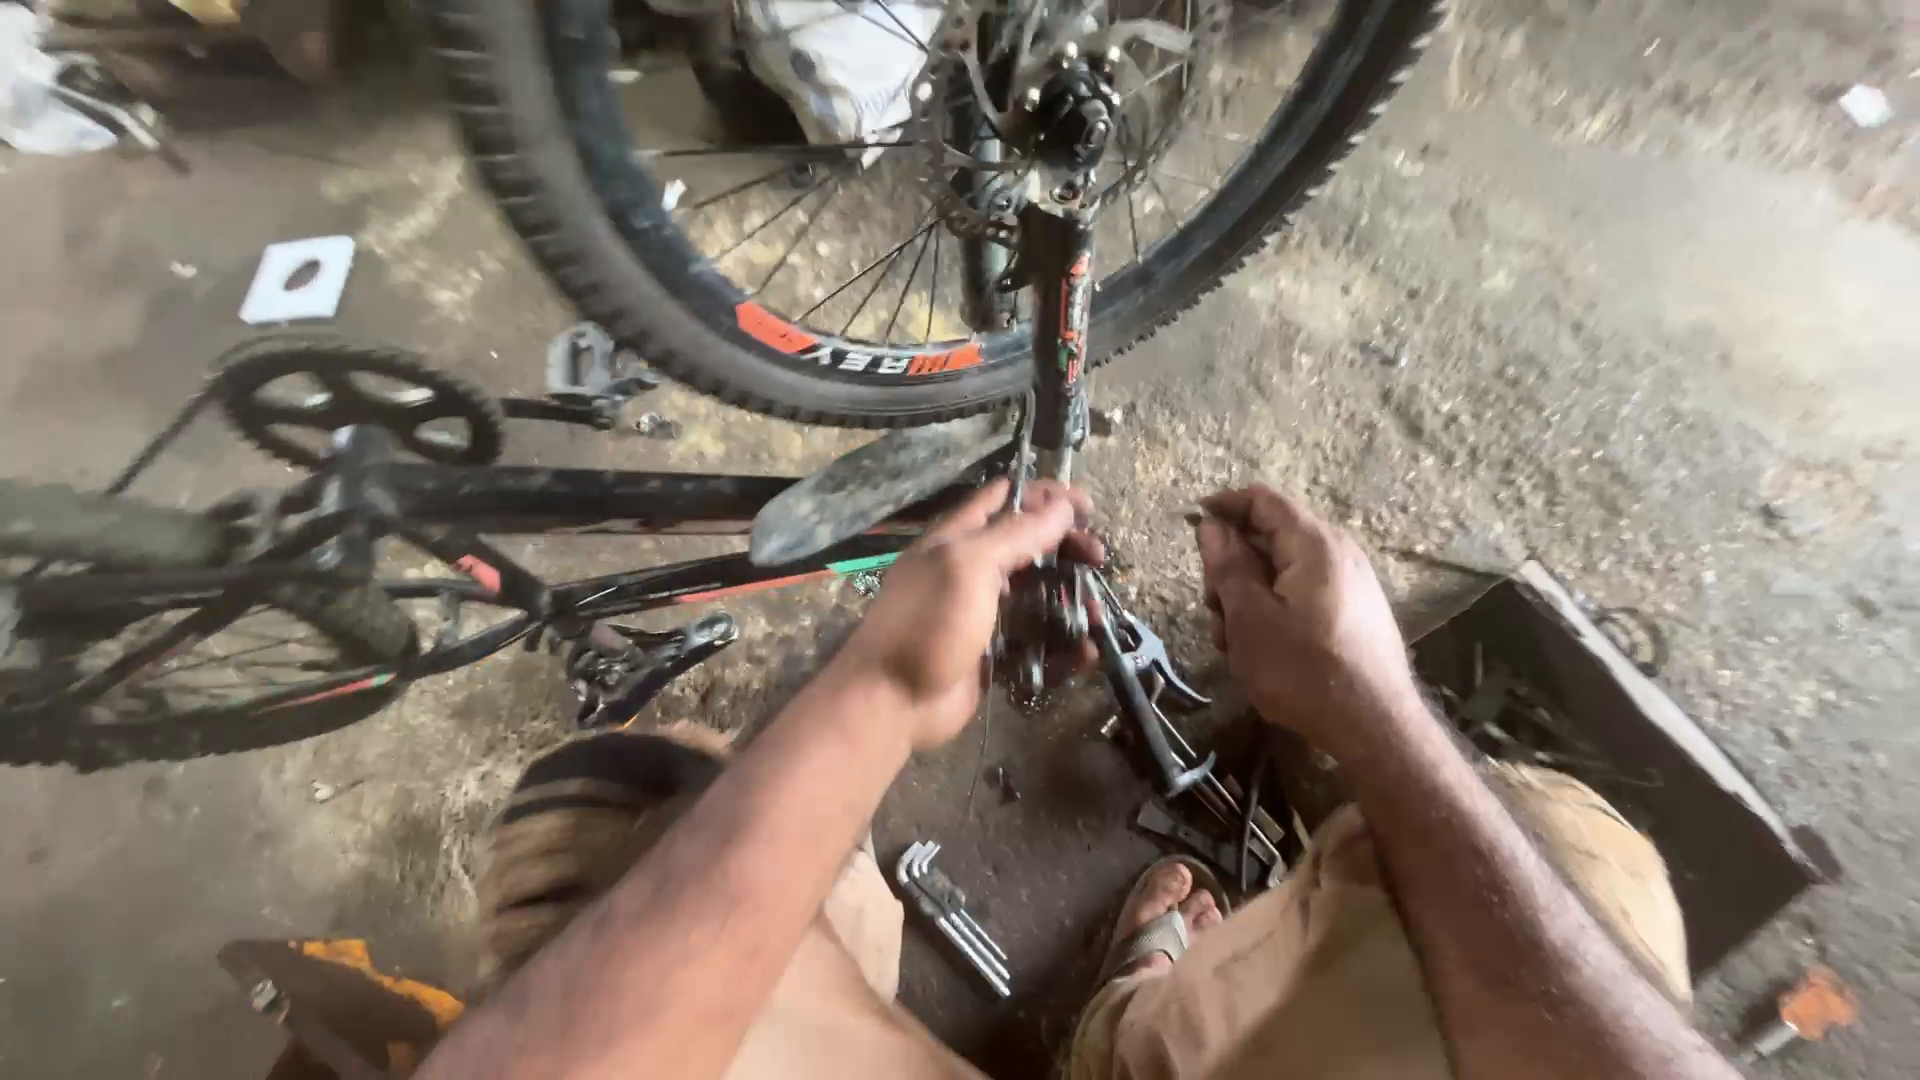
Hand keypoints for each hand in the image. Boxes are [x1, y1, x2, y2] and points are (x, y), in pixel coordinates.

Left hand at [832, 478, 1101, 750]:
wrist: (892, 701)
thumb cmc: (927, 623)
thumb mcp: (969, 566)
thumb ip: (1016, 534)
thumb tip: (1061, 505)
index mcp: (956, 538)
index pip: (1004, 499)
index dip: (1044, 496)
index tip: (1085, 506)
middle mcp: (970, 570)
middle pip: (1028, 546)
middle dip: (1066, 547)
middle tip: (1098, 557)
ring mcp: (981, 613)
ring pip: (1036, 595)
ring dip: (1070, 598)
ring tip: (1097, 613)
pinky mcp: (992, 654)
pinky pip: (1036, 642)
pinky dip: (1063, 645)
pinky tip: (1085, 652)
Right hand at [1195, 485, 1421, 758]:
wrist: (1373, 727)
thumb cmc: (1302, 669)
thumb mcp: (1248, 617)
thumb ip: (1227, 566)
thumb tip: (1213, 527)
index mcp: (1314, 544)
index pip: (1263, 501)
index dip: (1223, 506)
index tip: (1192, 525)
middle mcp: (1338, 553)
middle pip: (1269, 538)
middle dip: (1231, 567)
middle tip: (1212, 607)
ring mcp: (1350, 584)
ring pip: (1281, 571)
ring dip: (1247, 596)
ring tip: (1232, 641)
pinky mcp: (1353, 612)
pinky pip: (1300, 593)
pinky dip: (1272, 609)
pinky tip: (1260, 648)